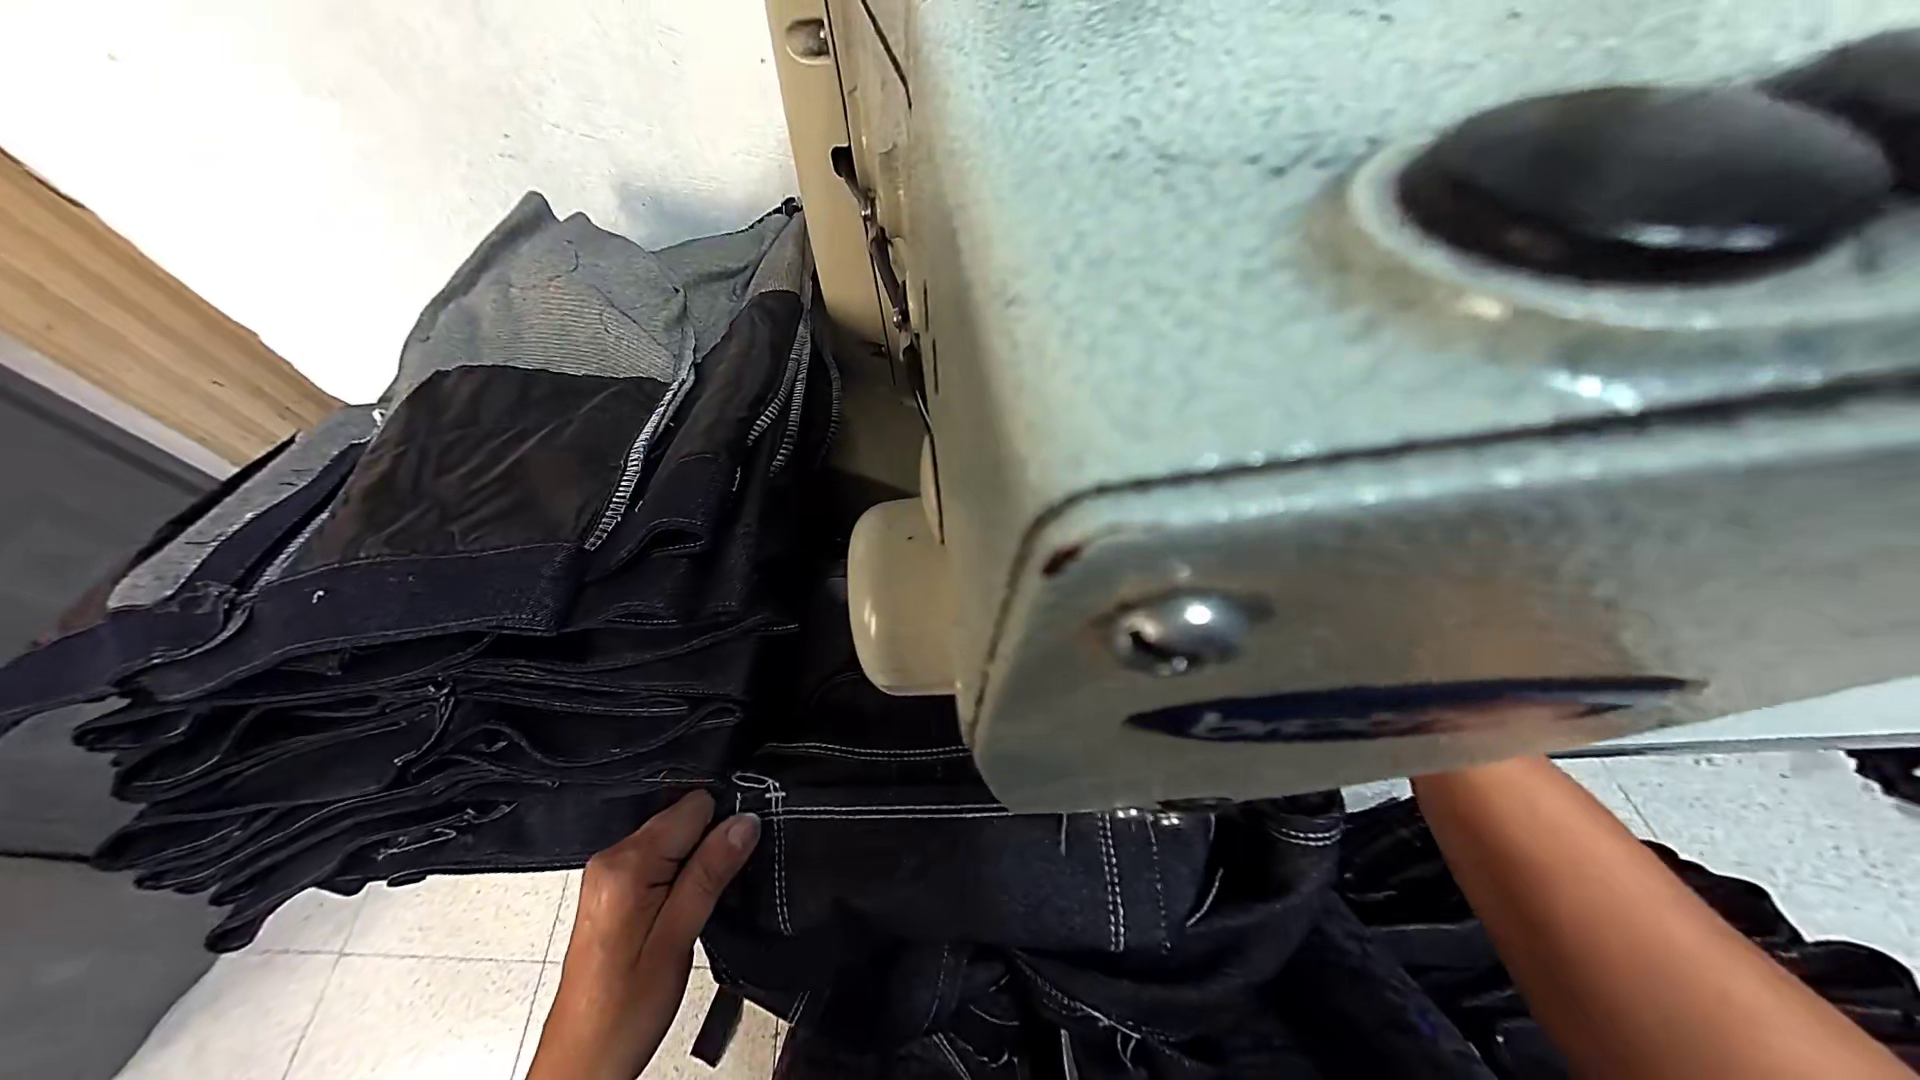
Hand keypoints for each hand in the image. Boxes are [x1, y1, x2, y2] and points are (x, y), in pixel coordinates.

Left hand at [528, 791, 759, 1079]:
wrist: (582, 1063)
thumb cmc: (624, 1011)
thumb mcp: (678, 939)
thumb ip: (710, 872)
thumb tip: (744, 821)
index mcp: (625, 865)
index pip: (693, 806)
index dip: (723, 825)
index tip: (735, 858)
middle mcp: (610, 858)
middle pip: (681, 817)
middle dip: (710, 842)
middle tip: (717, 889)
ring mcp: (607, 873)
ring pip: (673, 836)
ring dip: (695, 860)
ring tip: (699, 904)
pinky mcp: (611, 888)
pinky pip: (658, 856)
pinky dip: (679, 873)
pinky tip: (683, 906)